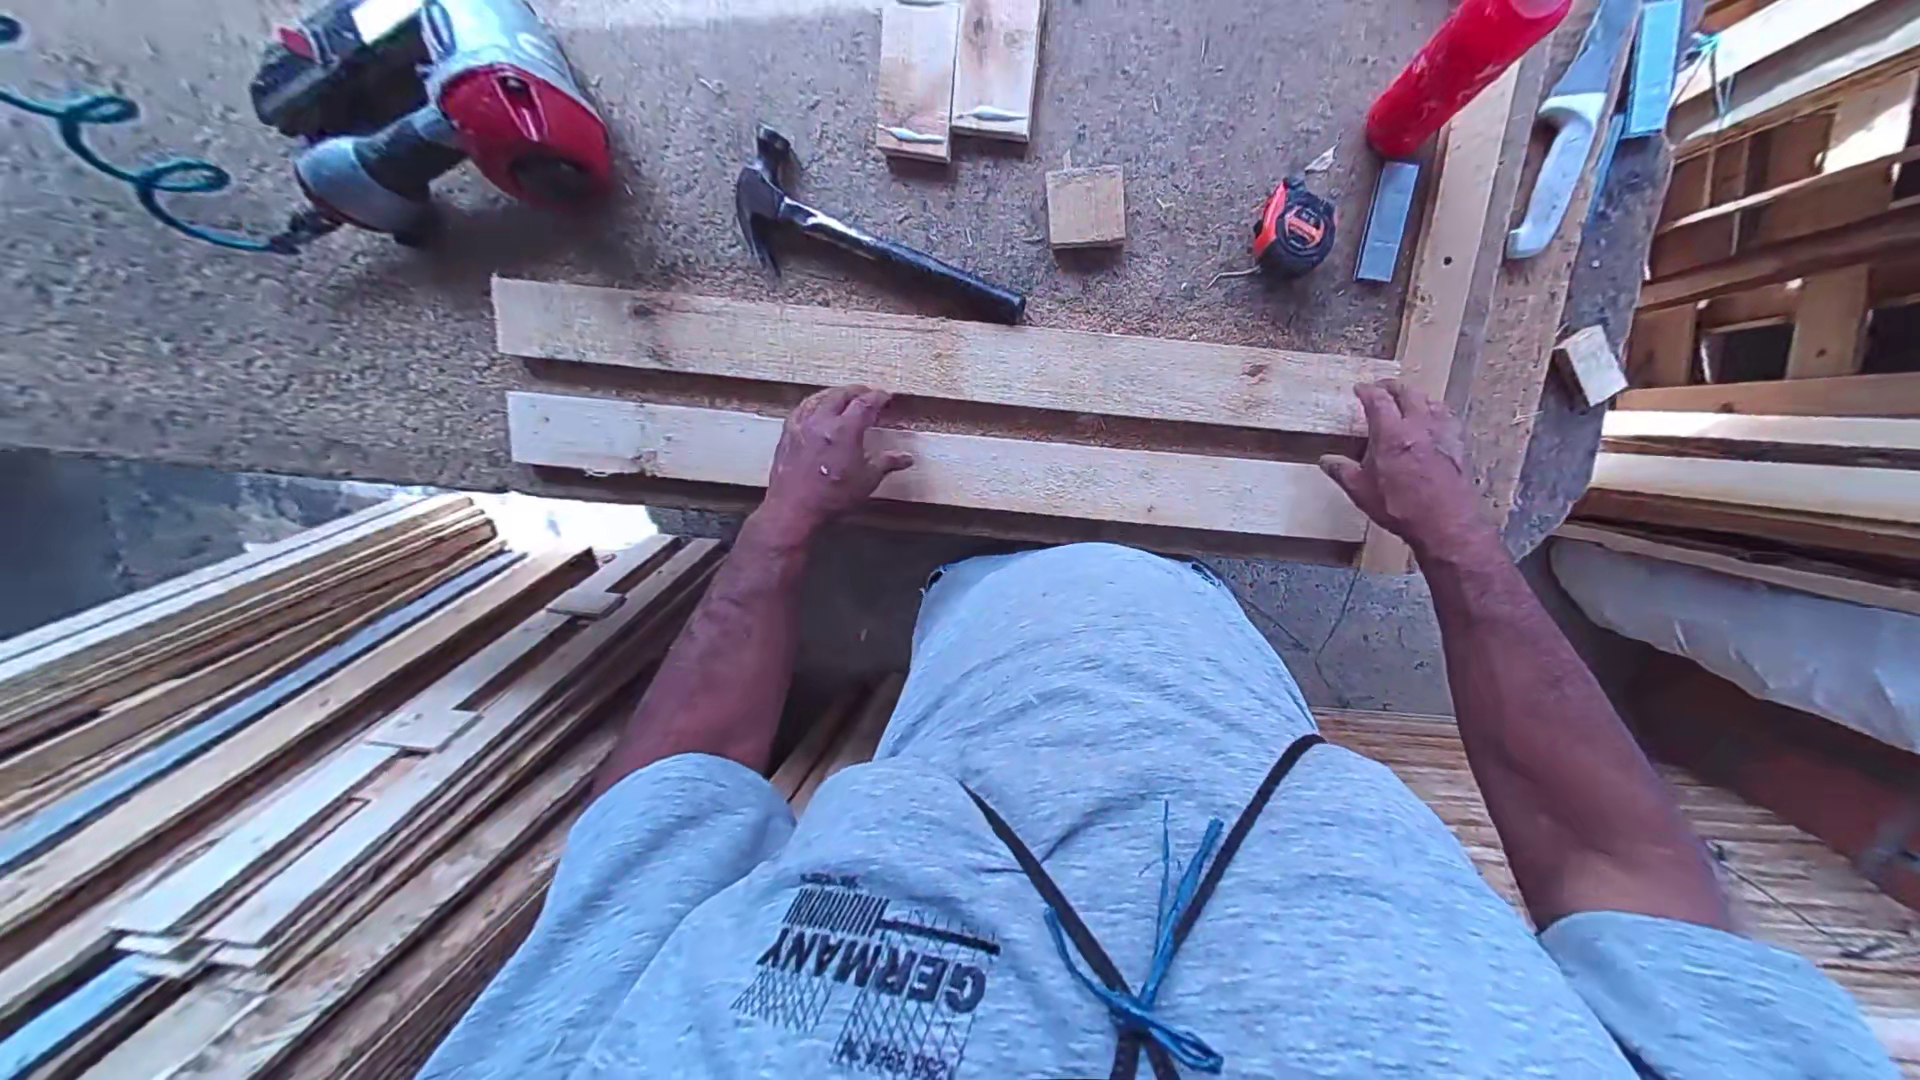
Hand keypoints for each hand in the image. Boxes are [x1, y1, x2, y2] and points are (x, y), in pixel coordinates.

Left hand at [757, 385, 913, 541]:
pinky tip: (818, 408)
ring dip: (836, 393)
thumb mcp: (867, 480)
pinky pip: (803, 408)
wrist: (794, 508)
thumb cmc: (832, 497)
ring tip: (846, 397)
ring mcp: (803, 424)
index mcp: (846, 429)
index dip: (878, 397)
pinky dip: (815, 403)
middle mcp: (823, 420)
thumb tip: (906, 458)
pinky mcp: (788, 432)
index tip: (886, 396)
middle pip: (842, 394)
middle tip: (869, 394)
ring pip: (821, 397)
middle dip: (858, 391)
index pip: (866, 403)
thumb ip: (887, 463)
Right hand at [1318, 379, 1498, 560]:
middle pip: (1408, 394)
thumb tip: (1326, 460)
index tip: (1359, 388)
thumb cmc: (1399, 507)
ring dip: (1416, 396)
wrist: (1444, 522)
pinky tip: (1433, 419)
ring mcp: (1442, 435)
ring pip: (1430, 402)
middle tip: (1381, 388)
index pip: (1378, 401)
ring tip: (1406, 399)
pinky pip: (1447, 417)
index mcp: (1391, 435)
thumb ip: (1342, 471)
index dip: (1367, 391)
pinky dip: (1436, 411)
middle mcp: (1418, 427)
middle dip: (1392, 387)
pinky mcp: (1457, 446)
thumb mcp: (1360, 491)